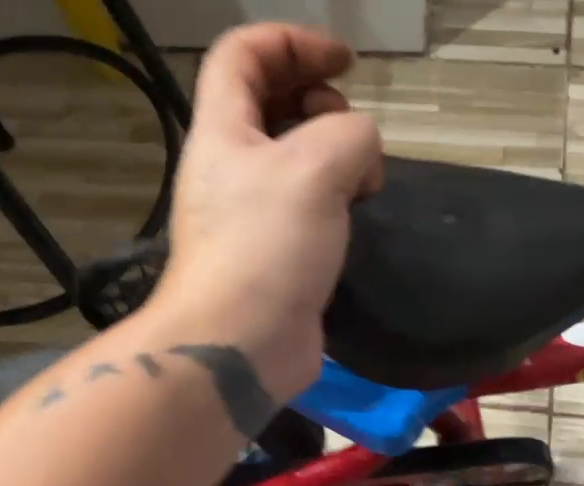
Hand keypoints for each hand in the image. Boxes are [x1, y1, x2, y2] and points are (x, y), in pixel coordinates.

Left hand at [154, 23, 383, 394]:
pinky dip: (334, 206)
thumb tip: (360, 154)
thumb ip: (350, 134)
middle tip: (352, 136)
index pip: (244, 54)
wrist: (240, 346)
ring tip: (360, 185)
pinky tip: (354, 224)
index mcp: (223, 130)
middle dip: (321, 102)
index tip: (345, 62)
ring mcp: (250, 217)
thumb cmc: (266, 248)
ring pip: (295, 162)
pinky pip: (306, 212)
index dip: (294, 42)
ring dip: (335, 159)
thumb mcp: (315, 167)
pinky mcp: (273, 258)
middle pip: (271, 105)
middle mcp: (230, 168)